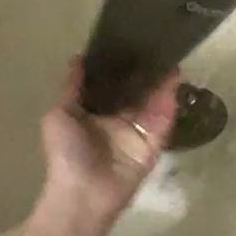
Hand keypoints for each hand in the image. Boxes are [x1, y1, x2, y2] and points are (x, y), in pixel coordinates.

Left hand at [37, 59, 180, 231]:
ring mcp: (138, 132)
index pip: (112, 84)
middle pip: (137, 90)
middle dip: (146, 71)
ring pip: (154, 102)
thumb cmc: (66, 154)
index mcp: (96, 113)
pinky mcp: (153, 143)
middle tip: (156, 44)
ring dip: (163, 82)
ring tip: (172, 56)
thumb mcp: (60, 116)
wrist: (82, 194)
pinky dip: (170, 101)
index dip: (120, 65)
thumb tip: (78, 57)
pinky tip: (175, 81)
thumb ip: (71, 87)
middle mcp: (119, 119)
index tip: (129, 41)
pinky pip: (163, 120)